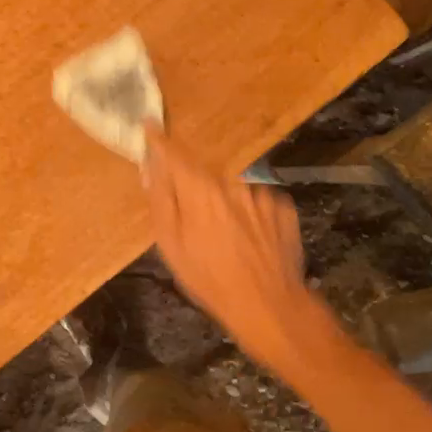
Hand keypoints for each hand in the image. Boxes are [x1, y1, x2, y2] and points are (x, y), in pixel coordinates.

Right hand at [142, 122, 321, 360]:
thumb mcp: (171, 245)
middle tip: (192, 222)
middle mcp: (231, 183)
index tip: (149, 126)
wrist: (269, 305)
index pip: (174, 154)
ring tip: (224, 240)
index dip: (159, 141)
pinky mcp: (283, 207)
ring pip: (231, 191)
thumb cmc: (210, 279)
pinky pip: (256, 203)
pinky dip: (248, 215)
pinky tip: (248, 241)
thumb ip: (160, 201)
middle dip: (194, 190)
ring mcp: (261, 194)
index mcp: (200, 189)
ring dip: (223, 205)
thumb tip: (150, 169)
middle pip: (204, 175)